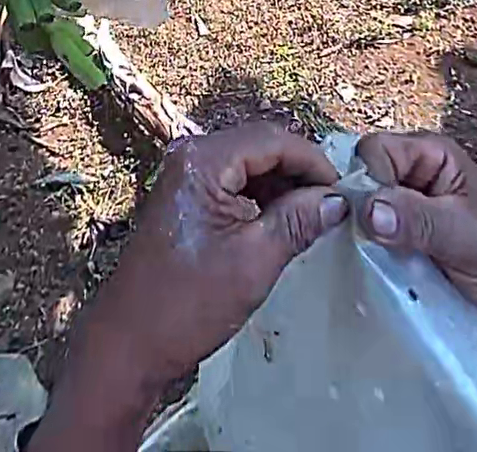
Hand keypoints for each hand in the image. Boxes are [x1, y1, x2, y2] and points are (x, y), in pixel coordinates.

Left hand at [31, 123, 345, 447]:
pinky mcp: (187, 192)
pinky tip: (284, 220)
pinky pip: (233, 179)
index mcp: (204, 159)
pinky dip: (262, 194)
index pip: (272, 139)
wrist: (130, 338)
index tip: (347, 192)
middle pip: (260, 144)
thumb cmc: (189, 301)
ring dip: (283, 183)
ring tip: (316, 215)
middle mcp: (192, 153)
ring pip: (249, 161)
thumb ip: (298, 220)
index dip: (314, 161)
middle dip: (300, 171)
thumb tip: (339, 199)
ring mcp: (186, 171)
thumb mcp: (254, 260)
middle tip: (336, 205)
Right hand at [353, 131, 476, 450]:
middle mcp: (413, 170)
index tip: (373, 220)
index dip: (367, 181)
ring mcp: (405, 203)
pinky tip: (373, 264)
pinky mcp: (399, 232)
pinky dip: (367, 247)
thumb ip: (419, 219)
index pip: (373, 151)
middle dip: (361, 207)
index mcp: (431, 153)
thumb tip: (370, 209)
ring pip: (361, 204)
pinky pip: (368, 230)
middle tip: (371, 242)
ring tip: (373, 256)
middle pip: (361, 174)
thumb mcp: (469, 238)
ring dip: (363, 231)